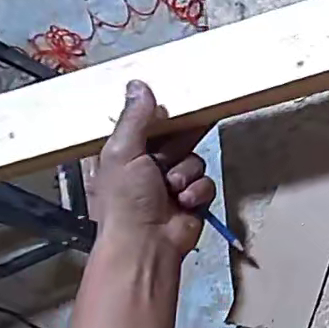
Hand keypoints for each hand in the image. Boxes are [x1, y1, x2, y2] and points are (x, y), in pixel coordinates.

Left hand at [88, 80, 215, 256]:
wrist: (147, 244)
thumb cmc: (126, 199)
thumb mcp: (123, 152)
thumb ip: (134, 118)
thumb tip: (138, 84)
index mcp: (124, 152)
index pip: (145, 124)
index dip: (159, 116)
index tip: (173, 105)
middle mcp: (147, 165)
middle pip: (176, 139)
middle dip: (178, 146)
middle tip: (181, 142)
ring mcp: (171, 182)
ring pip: (194, 159)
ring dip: (186, 173)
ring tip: (173, 188)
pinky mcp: (192, 198)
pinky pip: (205, 181)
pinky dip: (197, 191)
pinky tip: (185, 201)